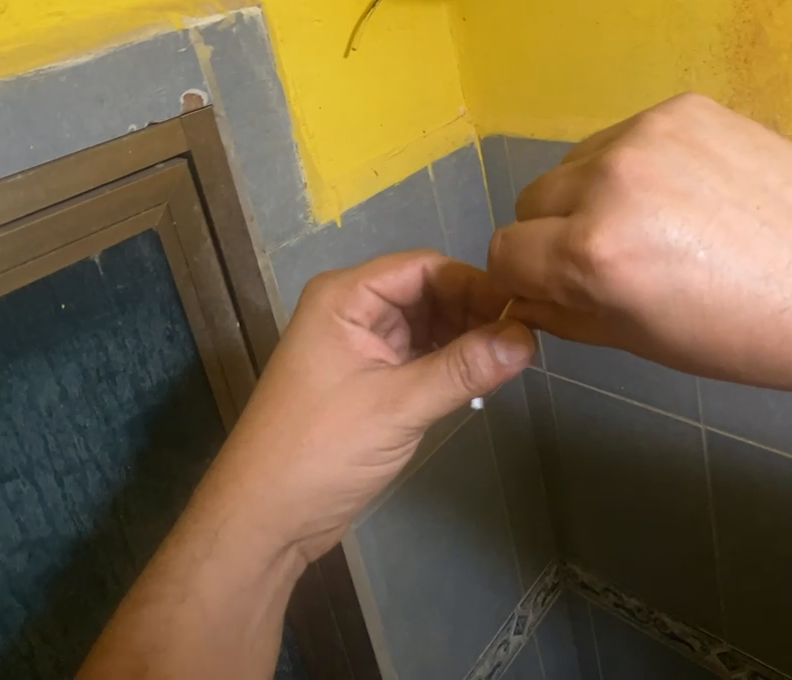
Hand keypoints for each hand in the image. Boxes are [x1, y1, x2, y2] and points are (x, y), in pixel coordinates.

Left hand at [198, 251, 535, 565]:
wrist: (262, 524)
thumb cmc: (320, 451)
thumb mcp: (397, 406)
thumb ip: (464, 368)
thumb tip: (529, 338)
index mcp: (346, 297)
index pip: (424, 267)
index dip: (475, 284)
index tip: (524, 309)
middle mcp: (353, 310)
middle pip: (428, 292)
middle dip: (474, 312)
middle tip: (525, 338)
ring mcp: (362, 344)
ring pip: (428, 324)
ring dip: (466, 339)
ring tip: (512, 358)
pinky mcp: (371, 378)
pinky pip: (420, 355)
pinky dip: (450, 363)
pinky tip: (483, 376)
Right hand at [488, 94, 791, 400]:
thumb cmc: (749, 339)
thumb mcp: (642, 343)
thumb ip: (566, 314)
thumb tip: (526, 293)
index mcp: (593, 252)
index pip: (505, 253)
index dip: (528, 278)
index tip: (562, 287)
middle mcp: (608, 180)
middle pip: (532, 200)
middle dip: (556, 233)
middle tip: (617, 257)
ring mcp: (648, 133)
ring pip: (577, 162)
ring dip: (595, 193)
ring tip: (663, 220)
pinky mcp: (685, 107)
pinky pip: (627, 136)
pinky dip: (640, 165)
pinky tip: (694, 190)